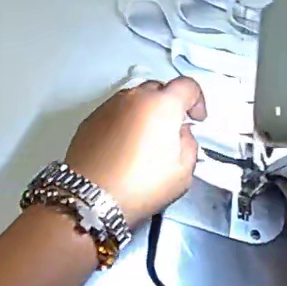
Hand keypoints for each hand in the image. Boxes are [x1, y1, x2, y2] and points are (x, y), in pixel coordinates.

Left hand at [65, 78, 206, 223]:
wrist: (89, 198)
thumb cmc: (138, 185)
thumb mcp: (183, 172)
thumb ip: (190, 144)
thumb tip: (182, 134)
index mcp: (163, 104)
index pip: (188, 86)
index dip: (198, 100)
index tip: (196, 119)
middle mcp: (135, 97)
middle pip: (159, 88)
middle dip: (170, 104)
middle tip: (172, 129)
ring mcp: (109, 106)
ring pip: (135, 99)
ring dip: (145, 112)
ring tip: (146, 140)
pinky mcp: (90, 119)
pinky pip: (115, 112)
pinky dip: (124, 121)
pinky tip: (124, 147)